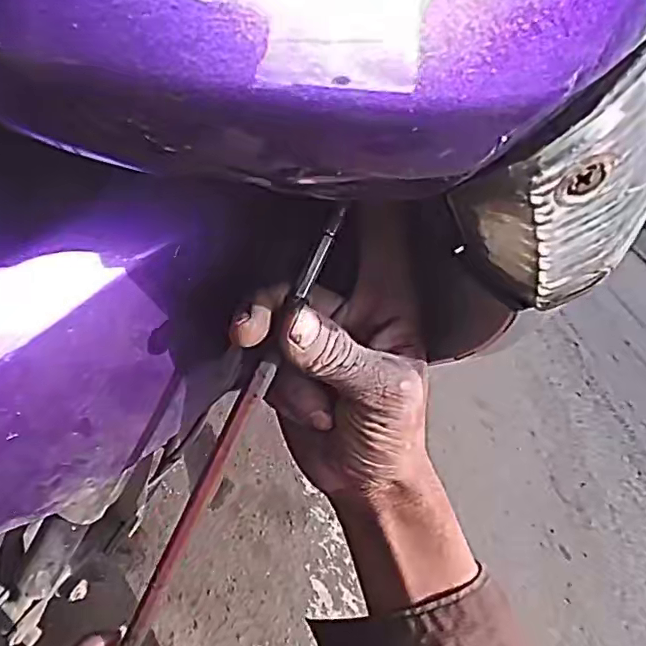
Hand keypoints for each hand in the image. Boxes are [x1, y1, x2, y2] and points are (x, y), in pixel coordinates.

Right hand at [231, 216, 431, 504]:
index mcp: (387, 295)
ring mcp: (311, 333)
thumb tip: (290, 322)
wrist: (361, 480)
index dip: (355, 190)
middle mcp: (345, 304)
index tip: (317, 165)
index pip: (377, 226)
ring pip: (269, 317)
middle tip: (252, 332)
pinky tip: (303, 409)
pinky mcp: (283, 360)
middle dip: (270, 305)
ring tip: (308, 403)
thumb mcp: (379, 394)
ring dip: (277, 364)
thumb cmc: (393, 433)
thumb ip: (336, 356)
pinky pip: (259, 353)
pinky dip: (271, 384)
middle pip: (295, 272)